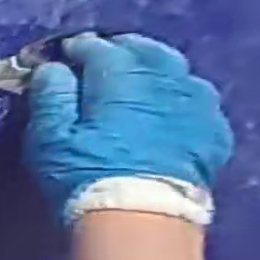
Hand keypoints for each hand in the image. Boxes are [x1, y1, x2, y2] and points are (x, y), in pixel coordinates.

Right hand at [24, 33, 233, 224]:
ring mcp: (196, 107)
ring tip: (133, 66)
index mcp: (123, 84)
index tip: (63, 48)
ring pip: (176, 69)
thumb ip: (51, 98)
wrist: (139, 212)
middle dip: (122, 47)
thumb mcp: (49, 137)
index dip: (80, 47)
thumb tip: (51, 69)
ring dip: (152, 62)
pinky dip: (174, 87)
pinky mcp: (210, 129)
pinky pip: (194, 94)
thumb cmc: (82, 172)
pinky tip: (163, 96)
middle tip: (99, 48)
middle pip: (148, 53)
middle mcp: (167, 86)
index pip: (103, 52)